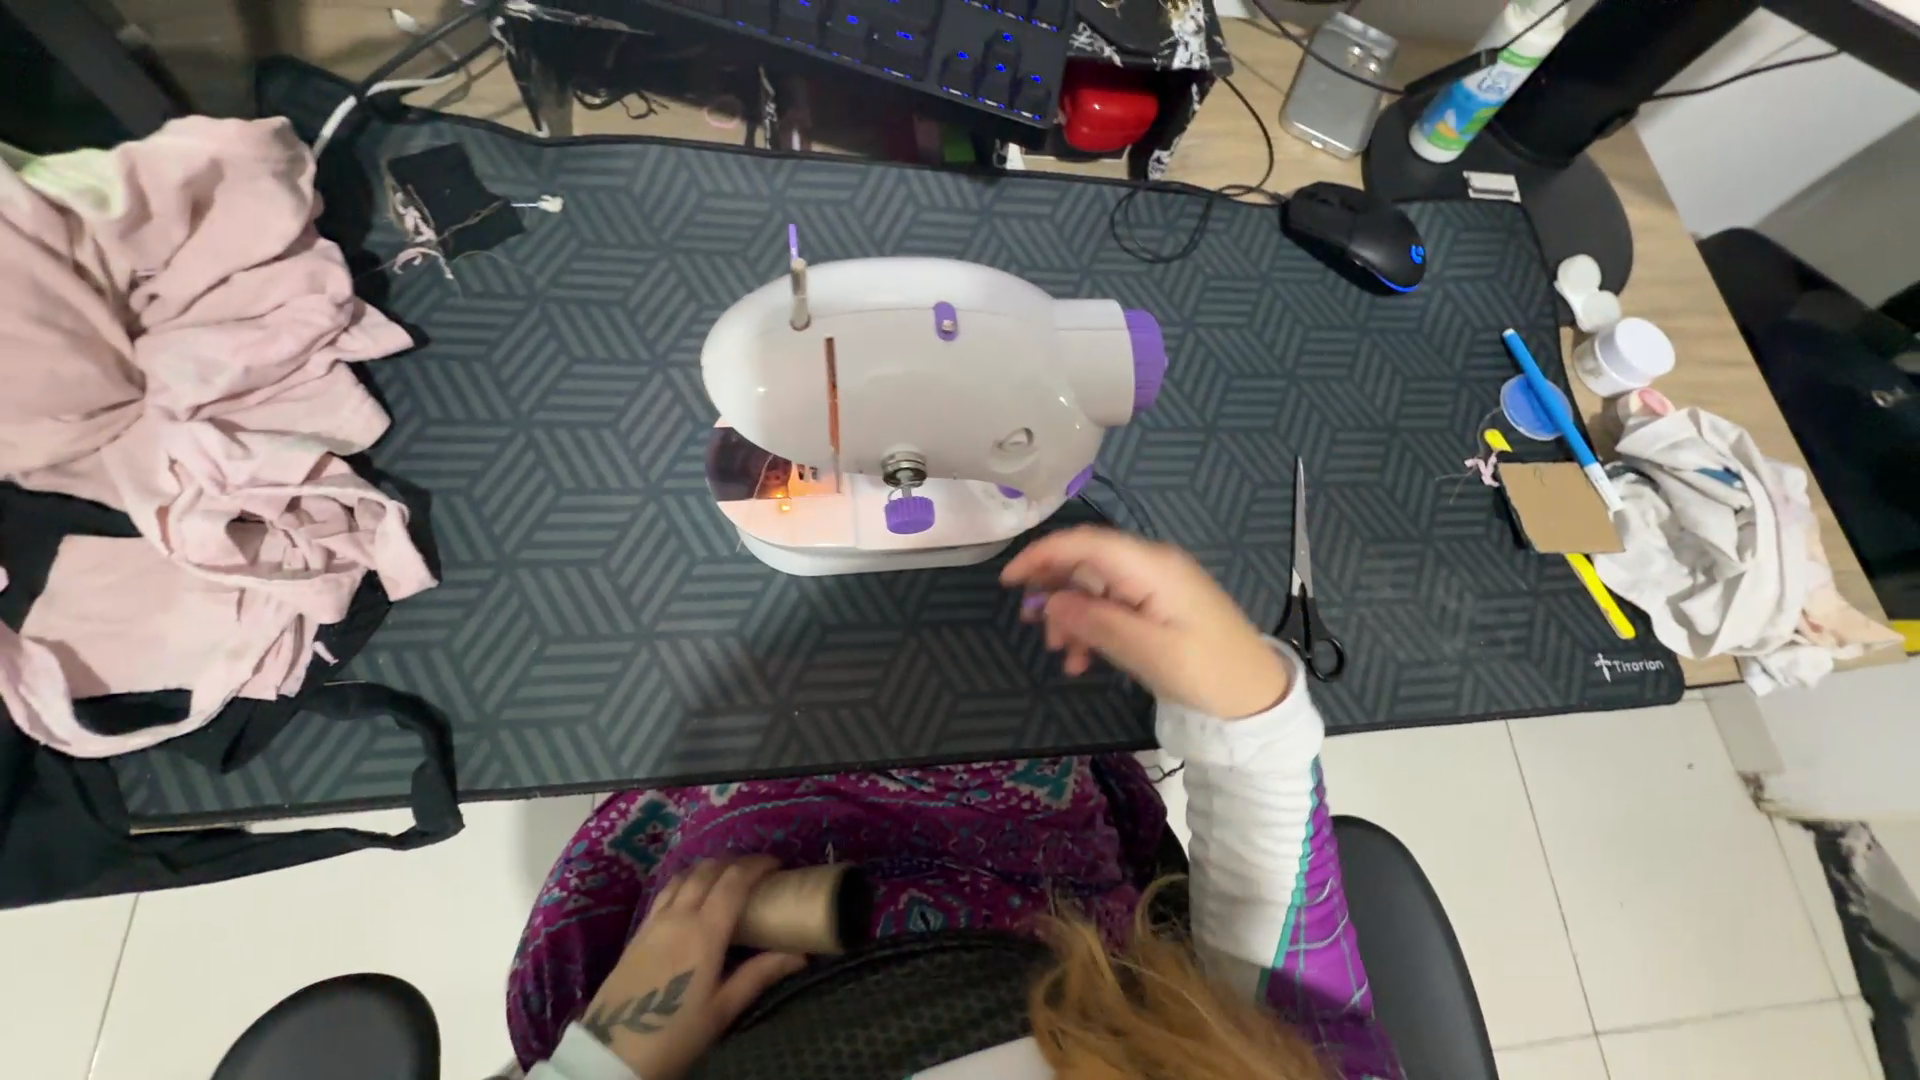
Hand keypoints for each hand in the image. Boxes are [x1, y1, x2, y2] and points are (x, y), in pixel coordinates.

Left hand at [579, 857, 805, 1079]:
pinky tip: (692, 893)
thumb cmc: (674, 1034)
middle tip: (758, 870)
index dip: (758, 864)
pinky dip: (687, 880)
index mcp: (705, 930)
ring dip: (710, 867)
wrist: (610, 1055)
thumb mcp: (722, 1010)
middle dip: (737, 861)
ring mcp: (655, 920)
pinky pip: (666, 890)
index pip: (735, 879)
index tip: (778, 865)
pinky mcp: (638, 931)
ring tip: (727, 876)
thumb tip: (802, 954)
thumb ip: (760, 974)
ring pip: (685, 875)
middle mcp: (680, 915)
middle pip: (710, 869)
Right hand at [1001, 526, 1290, 719]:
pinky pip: (1112, 606)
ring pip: (1095, 588)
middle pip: (1087, 563)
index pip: (1086, 543)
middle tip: (1029, 622)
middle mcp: (1151, 565)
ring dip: (1072, 616)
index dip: (1042, 554)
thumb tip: (1050, 601)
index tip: (1009, 579)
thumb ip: (1096, 622)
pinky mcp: (1158, 605)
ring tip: (1062, 655)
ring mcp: (1155, 585)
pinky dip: (1092, 627)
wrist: (1256, 699)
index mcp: (1151, 567)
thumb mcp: (1147, 652)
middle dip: (1054, 590)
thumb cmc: (1207, 673)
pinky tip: (1082, 659)